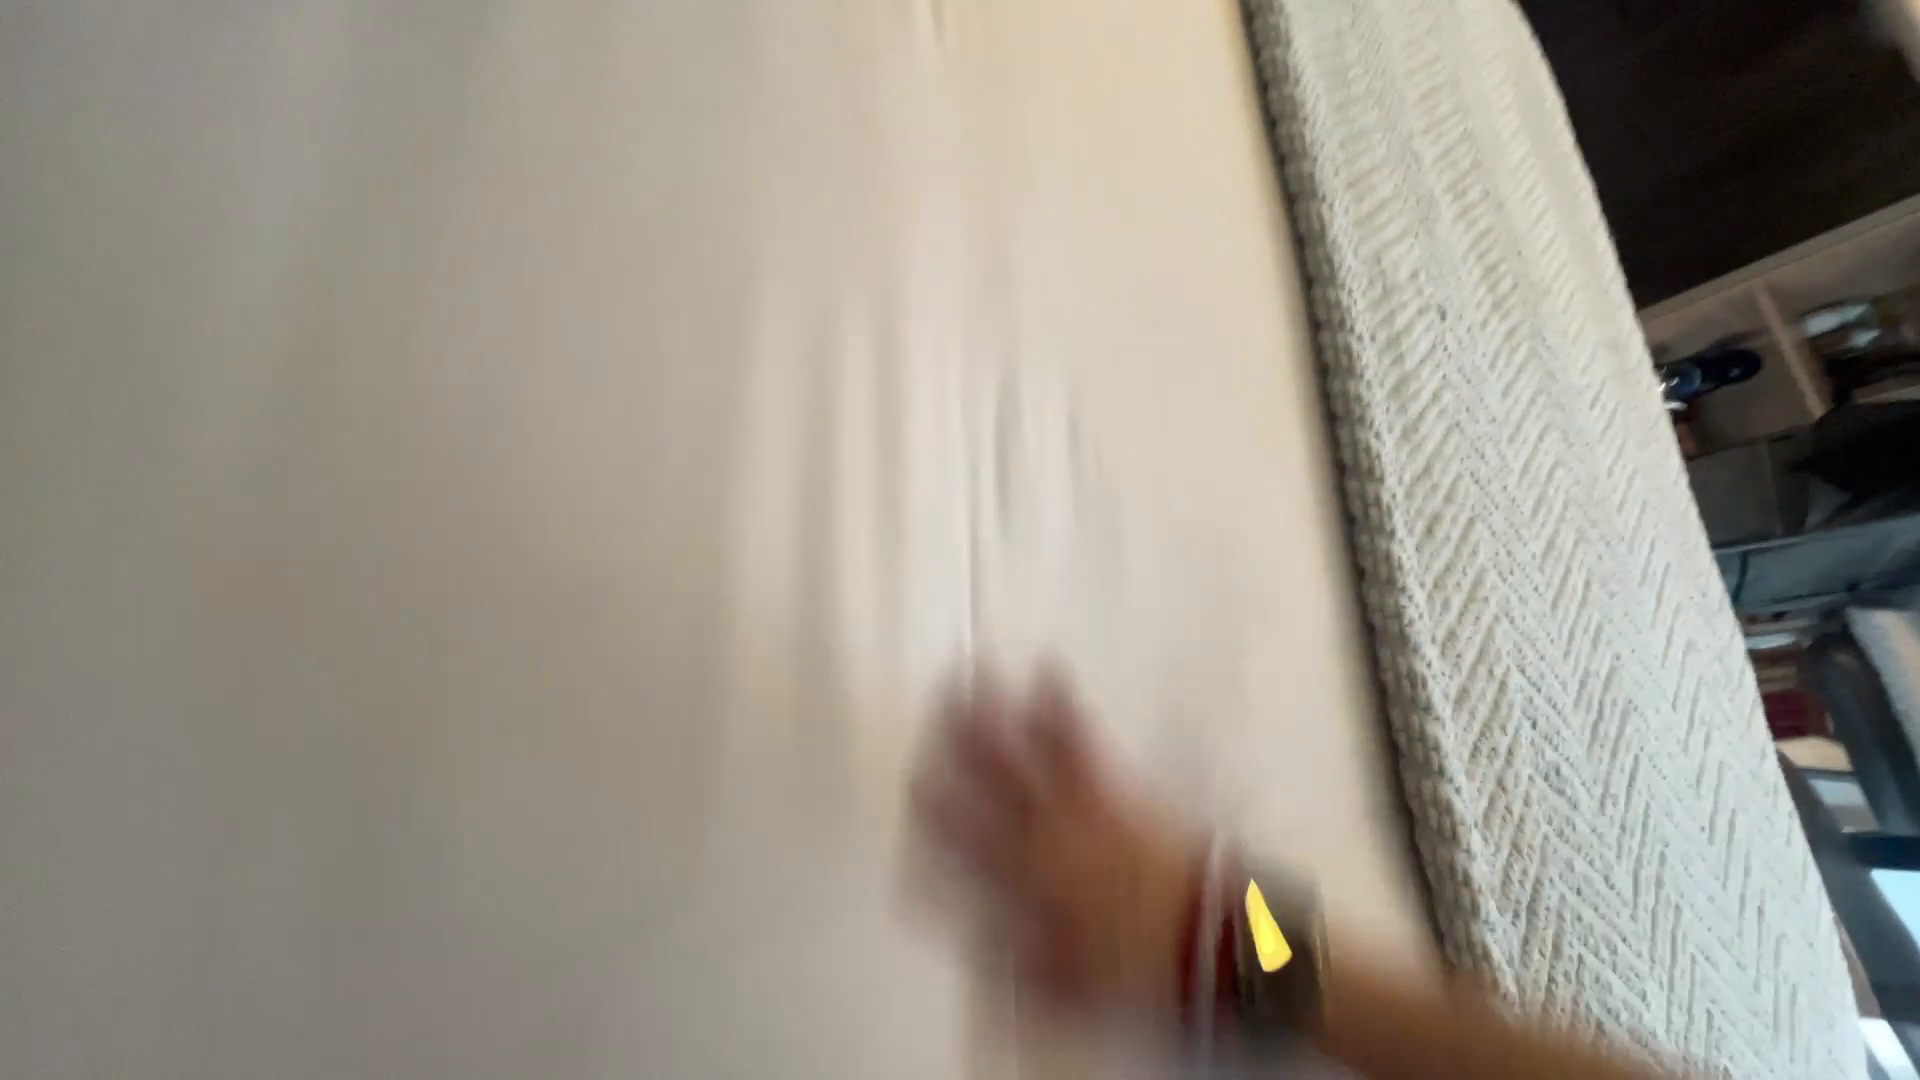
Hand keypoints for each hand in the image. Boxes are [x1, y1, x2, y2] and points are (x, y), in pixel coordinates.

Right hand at [910, 665, 1200, 1022]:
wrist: (1204, 935)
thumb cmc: (1135, 962)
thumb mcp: (1067, 985)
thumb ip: (1012, 962)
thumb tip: (970, 941)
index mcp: (1022, 887)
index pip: (957, 852)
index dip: (927, 828)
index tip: (912, 801)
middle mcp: (1036, 838)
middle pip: (979, 787)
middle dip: (948, 752)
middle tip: (926, 721)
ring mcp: (1071, 806)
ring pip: (1015, 755)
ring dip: (987, 716)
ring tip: (968, 679)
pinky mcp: (1107, 786)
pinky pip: (1075, 740)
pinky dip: (1058, 704)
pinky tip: (1048, 665)